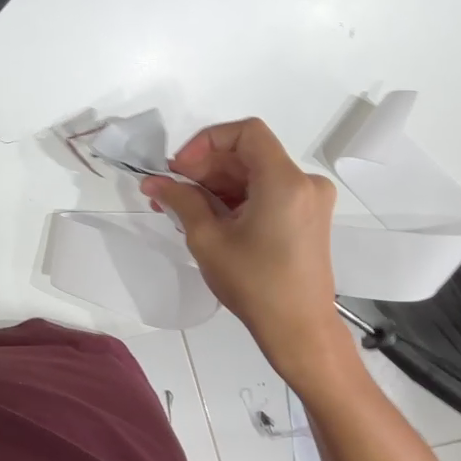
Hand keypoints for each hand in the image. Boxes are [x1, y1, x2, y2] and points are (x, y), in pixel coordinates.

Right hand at [140, 118, 345, 365]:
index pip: (246, 133)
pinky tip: (204, 218)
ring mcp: (307, 199)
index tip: (179, 169)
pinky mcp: (304, 216)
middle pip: (247, 154)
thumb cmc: (253, 282)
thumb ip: (180, 200)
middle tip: (167, 191)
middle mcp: (303, 182)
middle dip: (203, 167)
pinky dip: (232, 198)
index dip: (206, 142)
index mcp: (284, 181)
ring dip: (214, 184)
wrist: (297, 327)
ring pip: (252, 174)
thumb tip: (153, 181)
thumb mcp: (207, 238)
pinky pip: (263, 192)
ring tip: (178, 208)